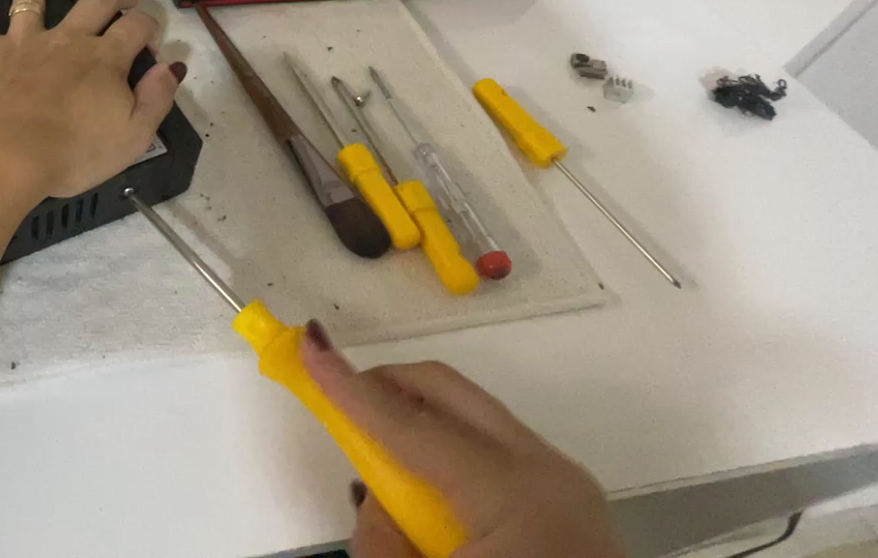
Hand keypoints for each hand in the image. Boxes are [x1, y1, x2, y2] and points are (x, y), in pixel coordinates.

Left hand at [0, 0, 184, 206]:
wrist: (1, 158)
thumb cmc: (71, 155)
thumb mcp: (133, 137)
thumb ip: (156, 98)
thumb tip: (171, 66)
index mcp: (105, 60)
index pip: (136, 28)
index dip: (149, 27)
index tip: (152, 39)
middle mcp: (66, 40)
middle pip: (95, 3)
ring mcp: (22, 42)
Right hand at [299, 327, 626, 557]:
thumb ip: (378, 536)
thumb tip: (375, 493)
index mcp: (512, 494)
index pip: (408, 423)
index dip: (348, 385)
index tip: (307, 341)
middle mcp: (546, 471)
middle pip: (445, 391)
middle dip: (384, 384)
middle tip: (340, 404)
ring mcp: (565, 483)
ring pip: (469, 412)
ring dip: (416, 417)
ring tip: (386, 463)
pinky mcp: (570, 502)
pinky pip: (492, 445)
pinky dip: (449, 447)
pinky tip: (432, 492)